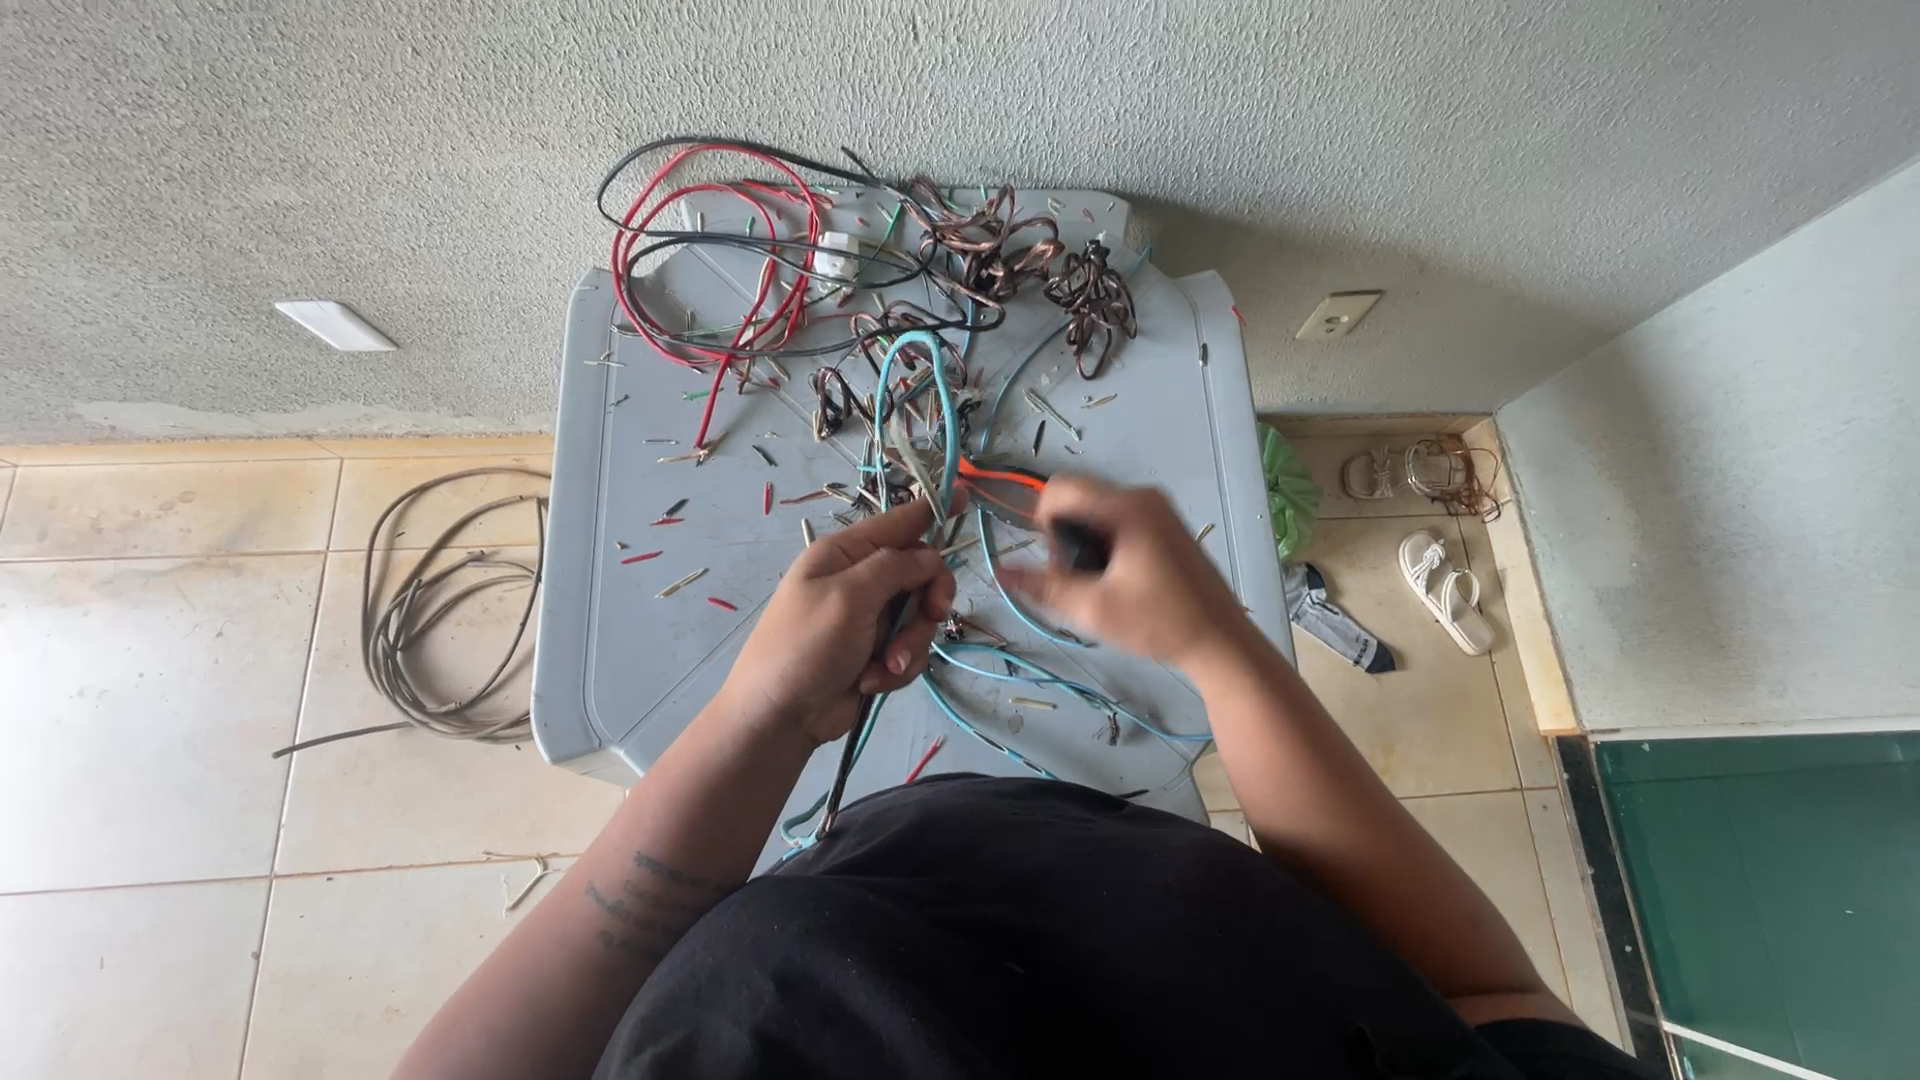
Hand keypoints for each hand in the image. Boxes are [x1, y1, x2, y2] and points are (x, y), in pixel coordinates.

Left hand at [716, 498, 956, 744]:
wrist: (779, 717)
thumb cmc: (805, 646)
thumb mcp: (848, 597)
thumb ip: (894, 568)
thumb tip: (928, 556)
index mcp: (845, 554)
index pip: (897, 522)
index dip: (931, 510)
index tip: (964, 497)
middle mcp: (861, 580)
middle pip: (921, 572)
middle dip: (930, 598)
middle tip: (934, 614)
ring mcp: (871, 618)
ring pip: (921, 617)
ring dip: (910, 644)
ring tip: (886, 666)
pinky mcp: (878, 652)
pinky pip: (911, 649)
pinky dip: (898, 667)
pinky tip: (873, 681)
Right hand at [998, 473, 1249, 668]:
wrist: (1221, 640)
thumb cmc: (1159, 623)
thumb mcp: (1094, 610)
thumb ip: (1043, 587)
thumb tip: (999, 572)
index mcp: (1126, 507)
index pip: (1061, 488)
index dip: (1042, 519)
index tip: (1053, 559)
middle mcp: (1142, 496)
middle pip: (1078, 497)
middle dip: (1064, 534)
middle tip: (1077, 578)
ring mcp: (1158, 508)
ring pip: (1095, 510)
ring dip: (1084, 540)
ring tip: (1098, 582)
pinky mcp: (1165, 523)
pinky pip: (1117, 518)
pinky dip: (1105, 541)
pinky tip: (1117, 578)